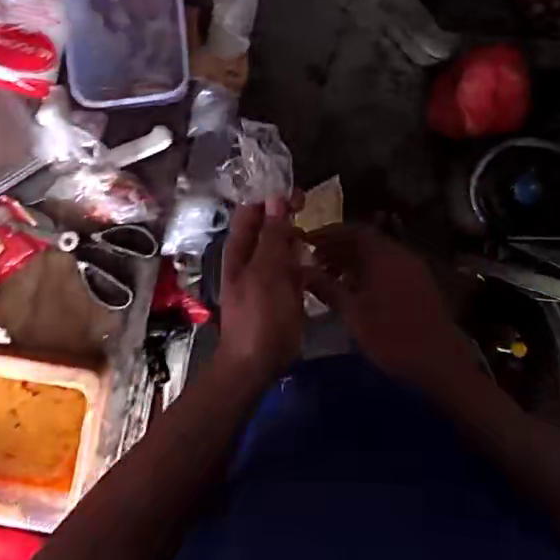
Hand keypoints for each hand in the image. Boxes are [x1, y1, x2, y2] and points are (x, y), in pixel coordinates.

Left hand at [215, 199, 305, 380]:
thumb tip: (276, 199)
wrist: (257, 363)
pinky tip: (319, 263)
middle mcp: (251, 259)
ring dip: (297, 239)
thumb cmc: (260, 316)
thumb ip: (272, 236)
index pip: (251, 212)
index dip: (271, 199)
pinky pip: (293, 269)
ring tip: (318, 235)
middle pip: (268, 228)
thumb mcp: (267, 271)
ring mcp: (266, 277)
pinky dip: (304, 262)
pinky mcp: (282, 294)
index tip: (299, 196)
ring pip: (282, 247)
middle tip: (312, 211)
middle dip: (288, 217)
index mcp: (240, 251)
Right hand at [306, 225, 476, 392]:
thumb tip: (303, 272)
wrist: (440, 359)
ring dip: (354, 261)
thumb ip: (329, 289)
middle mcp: (401, 255)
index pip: (355, 231)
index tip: (307, 242)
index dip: (329, 234)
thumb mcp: (354, 315)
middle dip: (339, 248)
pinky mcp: (421, 284)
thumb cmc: (392, 337)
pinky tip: (356, 291)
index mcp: (385, 256)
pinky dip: (370, 272)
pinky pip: (390, 267)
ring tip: (330, 277)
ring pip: (379, 255)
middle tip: (314, 261)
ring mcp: (414, 269)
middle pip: (367, 241)